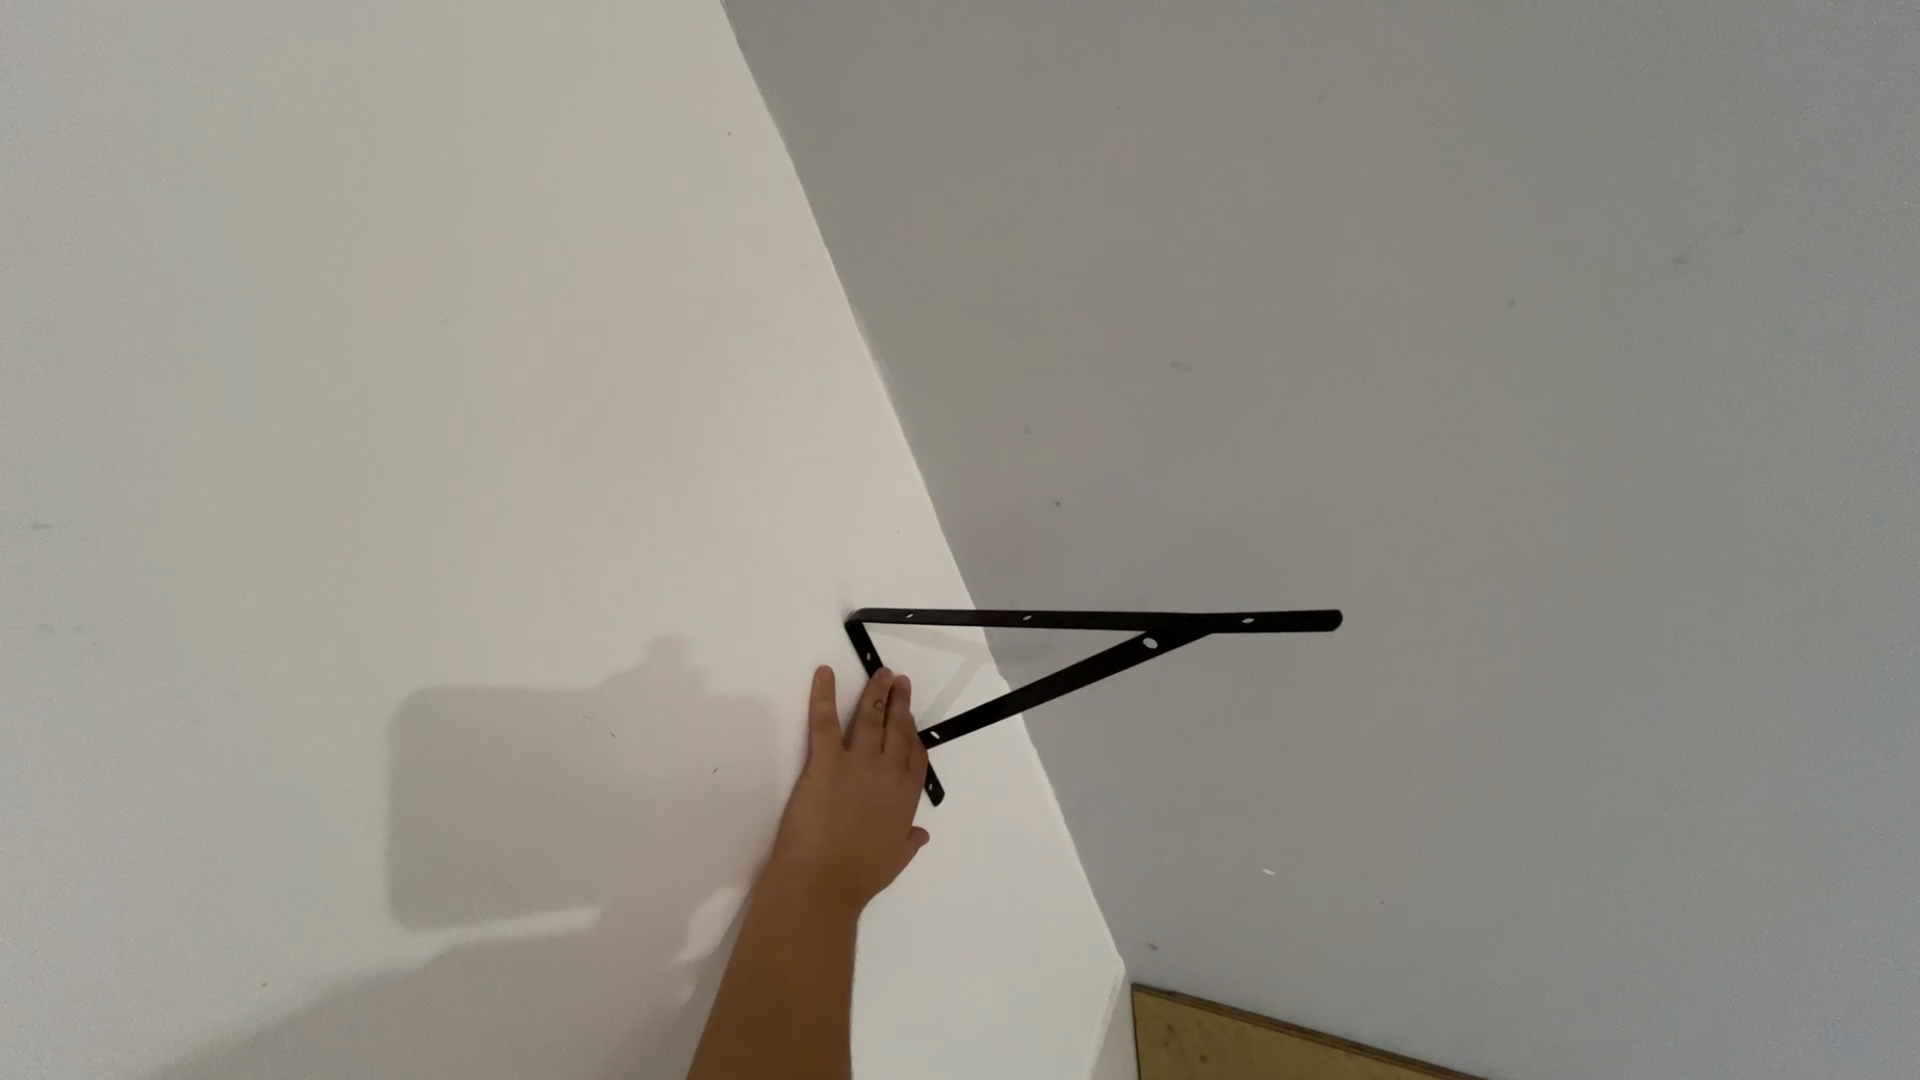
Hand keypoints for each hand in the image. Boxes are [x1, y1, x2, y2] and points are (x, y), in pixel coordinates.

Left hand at [765, 666, 930, 914]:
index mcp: (906, 798)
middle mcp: (887, 773)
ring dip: (876, 692)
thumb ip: (909, 843)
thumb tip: (921, 834)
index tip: (910, 720)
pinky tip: (824, 674)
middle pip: (898, 729)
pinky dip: (823, 695)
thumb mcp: (894, 861)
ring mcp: (858, 764)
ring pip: (870, 718)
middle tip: (900, 680)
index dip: (913, 734)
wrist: (822, 883)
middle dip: (900, 702)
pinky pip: (824, 722)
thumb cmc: (858, 878)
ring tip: (880, 673)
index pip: (916, 756)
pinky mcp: (825, 761)